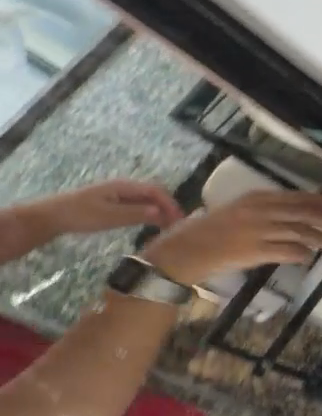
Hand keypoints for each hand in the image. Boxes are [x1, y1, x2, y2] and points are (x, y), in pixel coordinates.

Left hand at [19, 179, 181, 236]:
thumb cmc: (79, 214)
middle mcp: (123, 189)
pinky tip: (151, 226)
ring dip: (159, 213)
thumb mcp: (110, 216)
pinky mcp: (113, 205)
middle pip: (154, 195)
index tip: (179, 220)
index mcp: (123, 187)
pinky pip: (138, 207)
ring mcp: (117, 196)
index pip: (156, 191)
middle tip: (177, 226)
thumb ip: (137, 214)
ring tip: (168, 228)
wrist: (49, 217)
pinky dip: (149, 215)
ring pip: (147, 202)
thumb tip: (162, 213)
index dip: (170, 204)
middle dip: (168, 208)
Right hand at [141, 190, 321, 285]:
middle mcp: (259, 211)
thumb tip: (315, 216)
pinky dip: (304, 254)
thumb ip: (275, 211)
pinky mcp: (253, 250)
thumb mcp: (244, 212)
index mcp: (257, 198)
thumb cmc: (216, 232)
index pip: (303, 198)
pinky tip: (309, 257)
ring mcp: (256, 230)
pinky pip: (290, 251)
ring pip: (303, 232)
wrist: (183, 251)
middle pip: (308, 213)